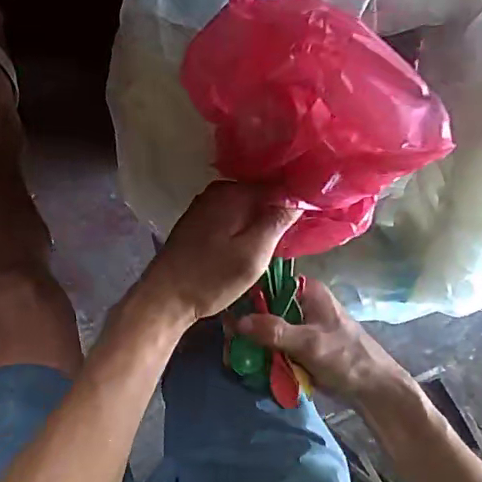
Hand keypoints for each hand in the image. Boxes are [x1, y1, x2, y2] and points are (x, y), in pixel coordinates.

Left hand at [132, 181, 297, 324]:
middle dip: (281, 208)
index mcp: (233, 193)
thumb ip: (277, 222)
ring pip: (246, 206)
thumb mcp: (253, 254)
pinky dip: (246, 226)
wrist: (164, 298)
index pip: (279, 184)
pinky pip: (232, 216)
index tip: (318, 212)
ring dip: (263, 219)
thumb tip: (301, 196)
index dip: (300, 197)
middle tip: (303, 230)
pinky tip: (256, 240)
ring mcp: (205, 207)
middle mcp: (217, 192)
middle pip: (261, 193)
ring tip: (285, 236)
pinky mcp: (198, 223)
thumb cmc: (211, 278)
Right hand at [235, 280, 410, 405]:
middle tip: (228, 341)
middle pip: (260, 307)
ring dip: (248, 343)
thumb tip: (238, 321)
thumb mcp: (310, 343)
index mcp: (307, 291)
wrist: (371, 391)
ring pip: (262, 329)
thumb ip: (275, 331)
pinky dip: (258, 355)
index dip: (246, 294)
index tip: (227, 312)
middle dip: (243, 325)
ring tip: (231, 357)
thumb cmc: (347, 358)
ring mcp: (296, 327)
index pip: (267, 282)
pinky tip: (243, 364)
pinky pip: (268, 346)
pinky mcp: (294, 347)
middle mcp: (299, 304)